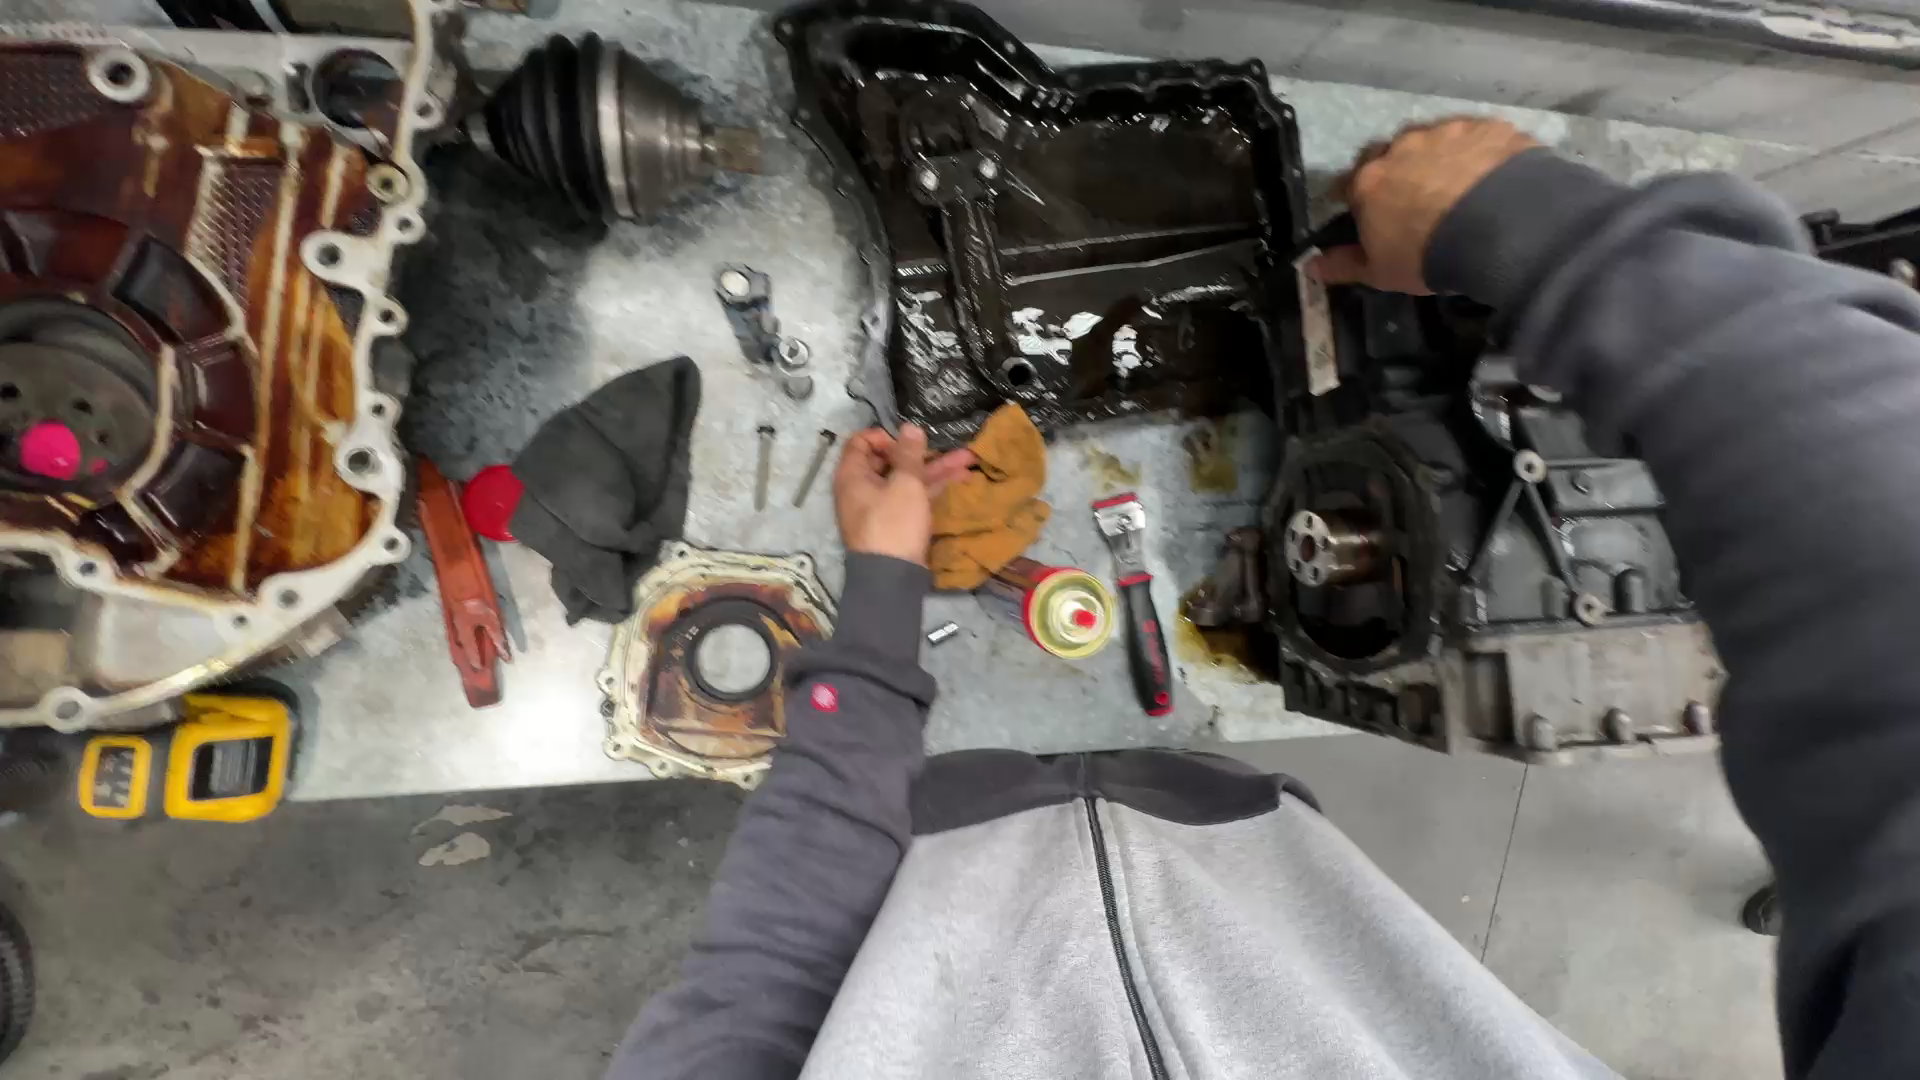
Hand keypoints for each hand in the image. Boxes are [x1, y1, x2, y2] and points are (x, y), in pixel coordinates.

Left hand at [833, 424, 976, 565]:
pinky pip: (913, 497)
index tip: (907, 440)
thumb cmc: (893, 524)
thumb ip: (909, 454)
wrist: (892, 578)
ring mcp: (881, 506)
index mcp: (852, 475)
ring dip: (935, 469)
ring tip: (968, 458)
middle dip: (921, 452)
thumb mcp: (904, 484)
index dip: (884, 435)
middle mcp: (862, 488)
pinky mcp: (897, 522)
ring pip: (907, 479)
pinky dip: (933, 488)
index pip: (860, 442)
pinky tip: (961, 478)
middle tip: (947, 445)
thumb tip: (909, 427)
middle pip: (889, 460)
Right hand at [1309, 117, 1538, 293]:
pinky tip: (1484, 174)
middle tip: (1407, 195)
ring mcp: (1447, 131)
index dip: (1352, 197)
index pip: (1346, 183)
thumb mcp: (1378, 271)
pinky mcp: (1489, 126)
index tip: (1361, 211)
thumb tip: (1309, 266)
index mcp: (1367, 182)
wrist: (1501, 226)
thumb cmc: (1424, 253)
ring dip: (1433, 155)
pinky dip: (1473, 151)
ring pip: (1431, 139)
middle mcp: (1402, 147)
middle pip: (1388, 152)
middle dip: (1393, 169)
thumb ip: (1342, 265)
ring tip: (1450, 182)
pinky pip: (1474, 136)